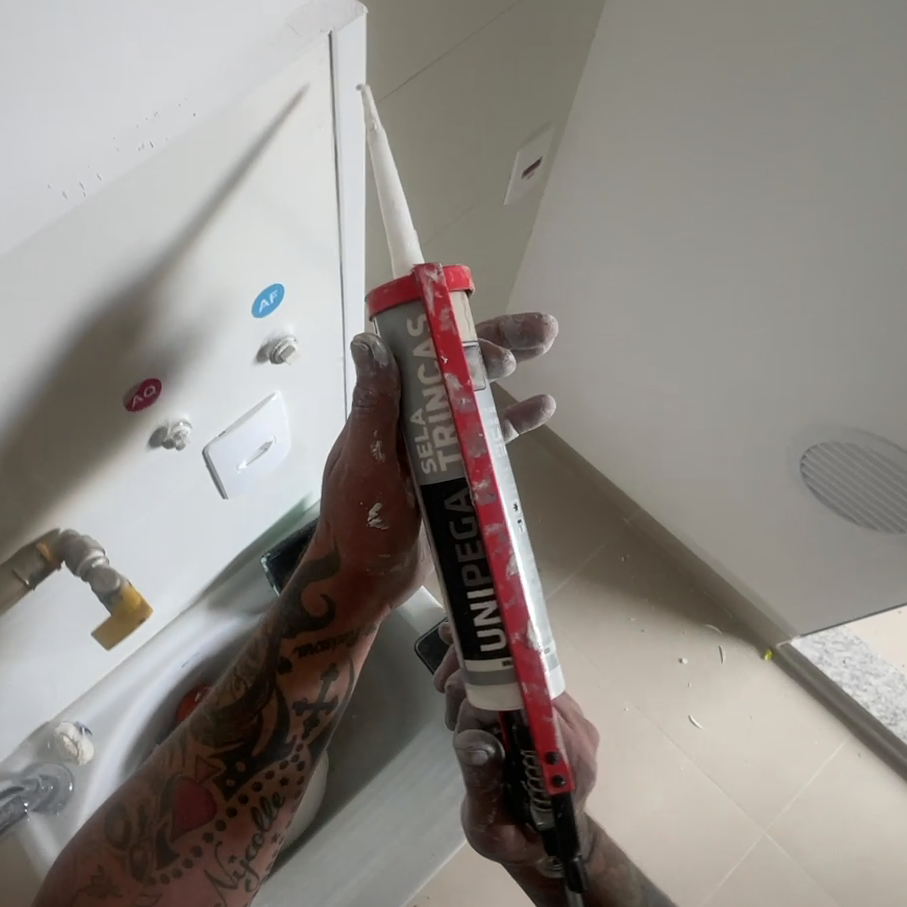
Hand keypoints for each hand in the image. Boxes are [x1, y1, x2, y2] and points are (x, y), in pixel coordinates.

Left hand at [315, 314, 560, 618]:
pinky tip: (541, 408)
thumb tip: (370, 341)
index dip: (454, 333)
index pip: (421, 355)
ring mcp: (435, 445)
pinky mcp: (454, 472)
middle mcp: (410, 419)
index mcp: (385, 409)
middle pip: (455, 369)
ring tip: (546, 345)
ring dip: (507, 372)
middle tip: (542, 332)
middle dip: (495, 343)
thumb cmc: (360, 525)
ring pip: (475, 396)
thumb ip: (373, 407)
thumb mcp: (366, 462)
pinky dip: (512, 421)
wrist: (368, 579)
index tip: (487, 327)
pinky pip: (486, 439)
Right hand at [433, 622, 599, 869]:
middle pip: (523, 674)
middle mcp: (572, 729)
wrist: (543, 841)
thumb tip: (473, 740)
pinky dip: (486, 674)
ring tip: (447, 697)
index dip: (493, 680)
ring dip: (475, 672)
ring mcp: (565, 716)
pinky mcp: (551, 709)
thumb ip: (482, 781)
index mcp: (564, 757)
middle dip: (474, 674)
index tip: (454, 682)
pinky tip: (461, 689)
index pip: (533, 699)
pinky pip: (518, 677)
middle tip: (441, 690)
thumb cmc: (515, 839)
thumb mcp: (489, 823)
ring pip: (519, 669)